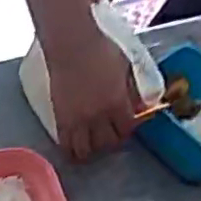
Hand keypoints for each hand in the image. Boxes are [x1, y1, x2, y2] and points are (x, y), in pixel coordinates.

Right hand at [46, 28, 140, 162]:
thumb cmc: (102, 51)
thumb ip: (132, 90)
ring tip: (93, 146)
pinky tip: (77, 148)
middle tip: (112, 137)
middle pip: (107, 143)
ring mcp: (77, 122)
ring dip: (91, 152)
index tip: (129, 126)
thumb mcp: (126, 67)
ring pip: (85, 151)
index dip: (130, 130)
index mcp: (116, 101)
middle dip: (112, 143)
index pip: (127, 128)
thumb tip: (139, 107)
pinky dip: (73, 151)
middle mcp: (97, 116)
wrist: (72, 49)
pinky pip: (66, 146)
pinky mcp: (61, 123)